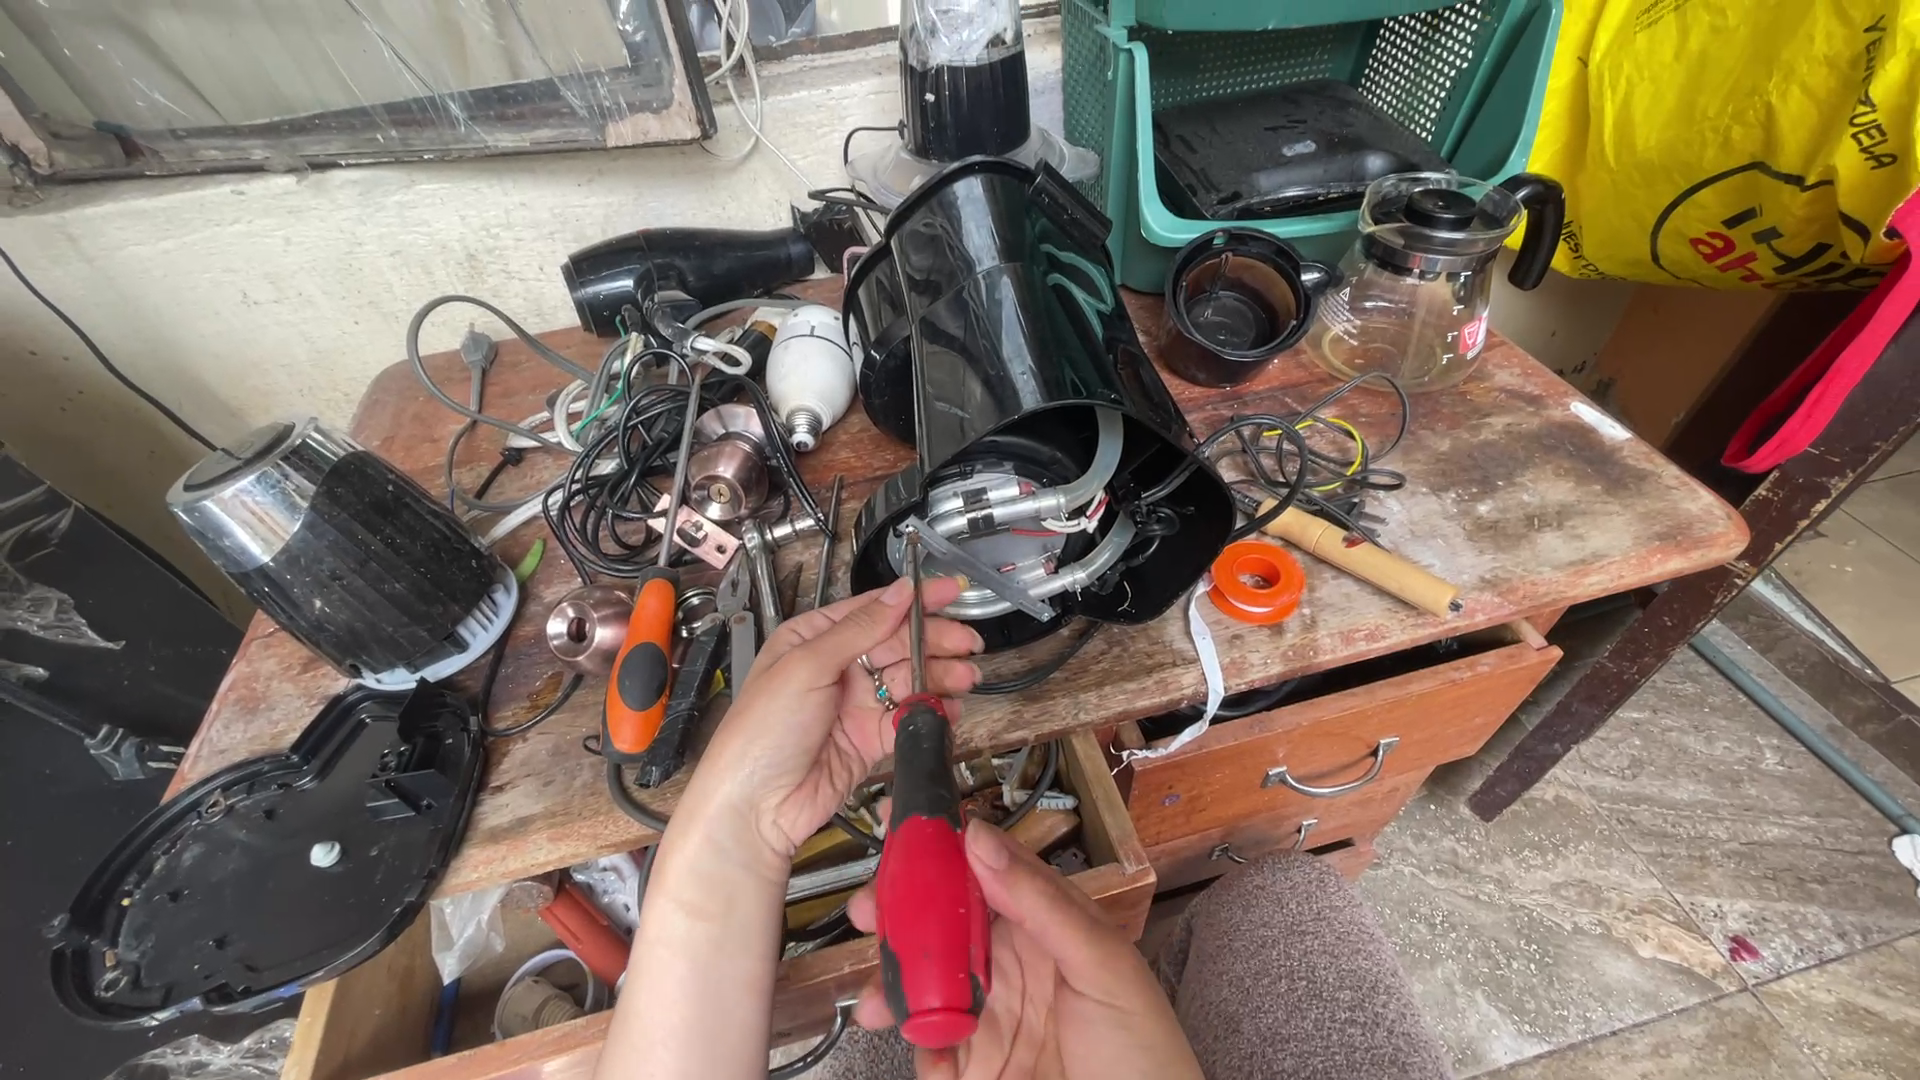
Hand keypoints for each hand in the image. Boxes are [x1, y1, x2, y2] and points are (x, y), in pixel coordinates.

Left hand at [675, 574, 984, 872]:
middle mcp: (839, 667)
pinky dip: (932, 712)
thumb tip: (898, 592)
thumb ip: (859, 629)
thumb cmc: (760, 732)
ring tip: (965, 677)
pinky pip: (909, 717)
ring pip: (909, 679)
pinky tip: (949, 708)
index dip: (916, 600)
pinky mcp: (870, 738)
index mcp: (815, 638)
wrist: (754, 809)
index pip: (874, 610)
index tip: (952, 591)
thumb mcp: (807, 666)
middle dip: (935, 641)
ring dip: (940, 676)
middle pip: (899, 644)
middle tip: (968, 643)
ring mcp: (856, 703)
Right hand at [847, 819, 1203, 1079]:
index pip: (983, 872)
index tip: (898, 826)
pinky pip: (933, 1049)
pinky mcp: (977, 1067)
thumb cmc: (1141, 1044)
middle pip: (943, 924)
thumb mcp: (1099, 960)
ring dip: (894, 985)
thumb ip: (1038, 899)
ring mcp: (990, 1014)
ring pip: (927, 983)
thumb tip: (977, 836)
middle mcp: (1008, 960)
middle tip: (867, 910)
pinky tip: (925, 1053)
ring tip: (873, 1001)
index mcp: (1040, 921)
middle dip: (900, 913)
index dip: (941, 847)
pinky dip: (920, 1048)